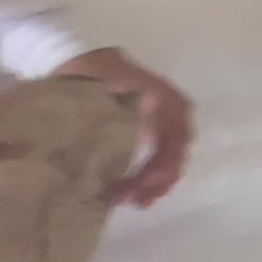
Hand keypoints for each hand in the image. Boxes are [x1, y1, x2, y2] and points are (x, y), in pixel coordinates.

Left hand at [54, 48, 193, 206]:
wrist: (83, 57)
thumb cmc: (92, 78)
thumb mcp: (104, 97)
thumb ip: (121, 119)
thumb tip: (132, 150)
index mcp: (168, 106)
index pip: (172, 144)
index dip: (158, 169)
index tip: (137, 191)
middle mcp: (177, 111)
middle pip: (178, 151)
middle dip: (161, 179)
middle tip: (140, 203)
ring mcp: (171, 115)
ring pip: (174, 152)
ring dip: (159, 177)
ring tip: (139, 199)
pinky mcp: (159, 121)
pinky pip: (165, 148)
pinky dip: (155, 168)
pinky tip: (138, 181)